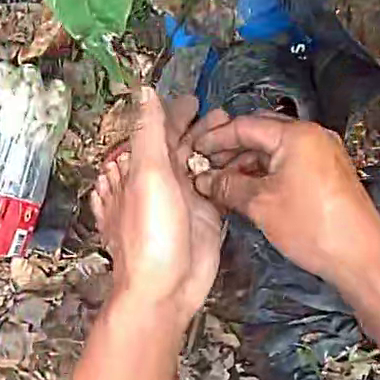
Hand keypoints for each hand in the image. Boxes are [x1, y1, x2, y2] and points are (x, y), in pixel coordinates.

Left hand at [91, 89, 223, 319]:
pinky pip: (216, 186)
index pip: (155, 133)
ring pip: (199, 164)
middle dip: (199, 128)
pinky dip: (227, 171)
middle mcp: (158, 182)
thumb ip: (149, 132)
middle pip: (179, 147)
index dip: (173, 114)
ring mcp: (182, 199)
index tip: (194, 99)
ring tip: (236, 129)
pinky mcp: (204, 215)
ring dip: (215, 146)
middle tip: (224, 113)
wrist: (165, 287)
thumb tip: (144, 92)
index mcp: (136, 170)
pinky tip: (242, 159)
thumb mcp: (146, 173)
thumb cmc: (149, 230)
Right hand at [184, 109, 379, 289]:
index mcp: (296, 134)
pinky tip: (245, 191)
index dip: (214, 139)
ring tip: (220, 184)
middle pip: (260, 133)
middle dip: (229, 150)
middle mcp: (311, 136)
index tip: (192, 152)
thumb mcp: (261, 204)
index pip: (244, 126)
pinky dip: (264, 173)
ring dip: (246, 164)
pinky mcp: (326, 173)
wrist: (360, 258)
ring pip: (273, 150)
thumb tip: (203, 180)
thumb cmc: (310, 225)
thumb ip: (228, 186)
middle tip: (204, 167)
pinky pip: (287, 163)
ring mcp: (322, 153)